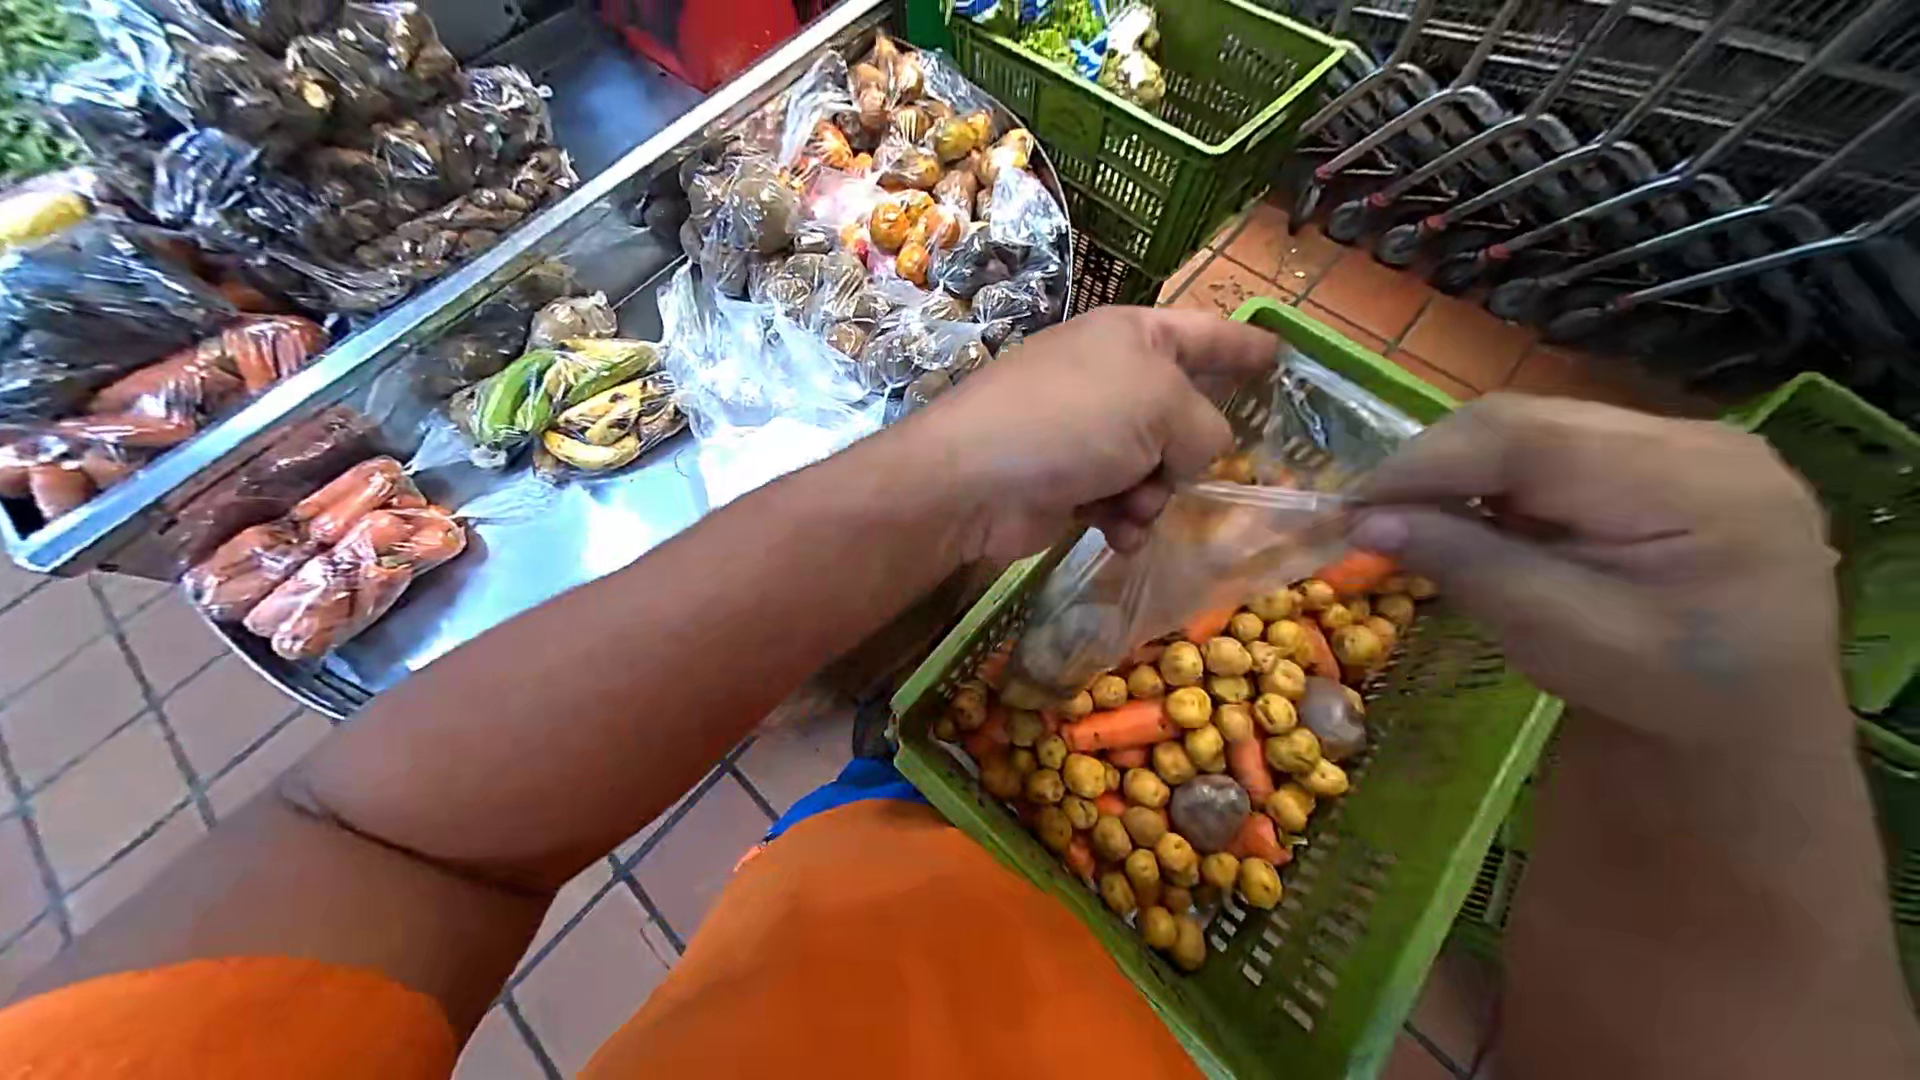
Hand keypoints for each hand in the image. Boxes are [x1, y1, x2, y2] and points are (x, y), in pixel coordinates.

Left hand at [900, 307, 1275, 560]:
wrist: (977, 480)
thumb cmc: (1072, 421)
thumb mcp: (1161, 406)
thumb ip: (1205, 426)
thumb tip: (1192, 453)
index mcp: (1134, 338)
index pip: (1206, 334)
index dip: (1245, 348)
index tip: (1281, 359)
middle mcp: (1111, 382)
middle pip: (1183, 417)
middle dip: (1187, 453)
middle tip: (1173, 469)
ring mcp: (1086, 436)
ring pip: (1157, 470)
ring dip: (1153, 496)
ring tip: (1131, 506)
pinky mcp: (1069, 484)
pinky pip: (1123, 503)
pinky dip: (1125, 520)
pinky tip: (1116, 532)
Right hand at [1350, 394, 1845, 747]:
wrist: (1743, 709)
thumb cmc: (1658, 685)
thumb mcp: (1554, 633)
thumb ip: (1464, 564)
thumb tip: (1364, 523)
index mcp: (1688, 483)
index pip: (1522, 439)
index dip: (1421, 466)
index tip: (1352, 512)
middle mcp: (1687, 438)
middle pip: (1515, 420)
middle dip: (1426, 466)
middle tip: (1371, 520)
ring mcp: (1668, 439)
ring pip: (1515, 425)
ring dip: (1446, 470)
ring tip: (1410, 520)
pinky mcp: (1641, 453)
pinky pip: (1532, 444)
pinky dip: (1477, 477)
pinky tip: (1464, 515)